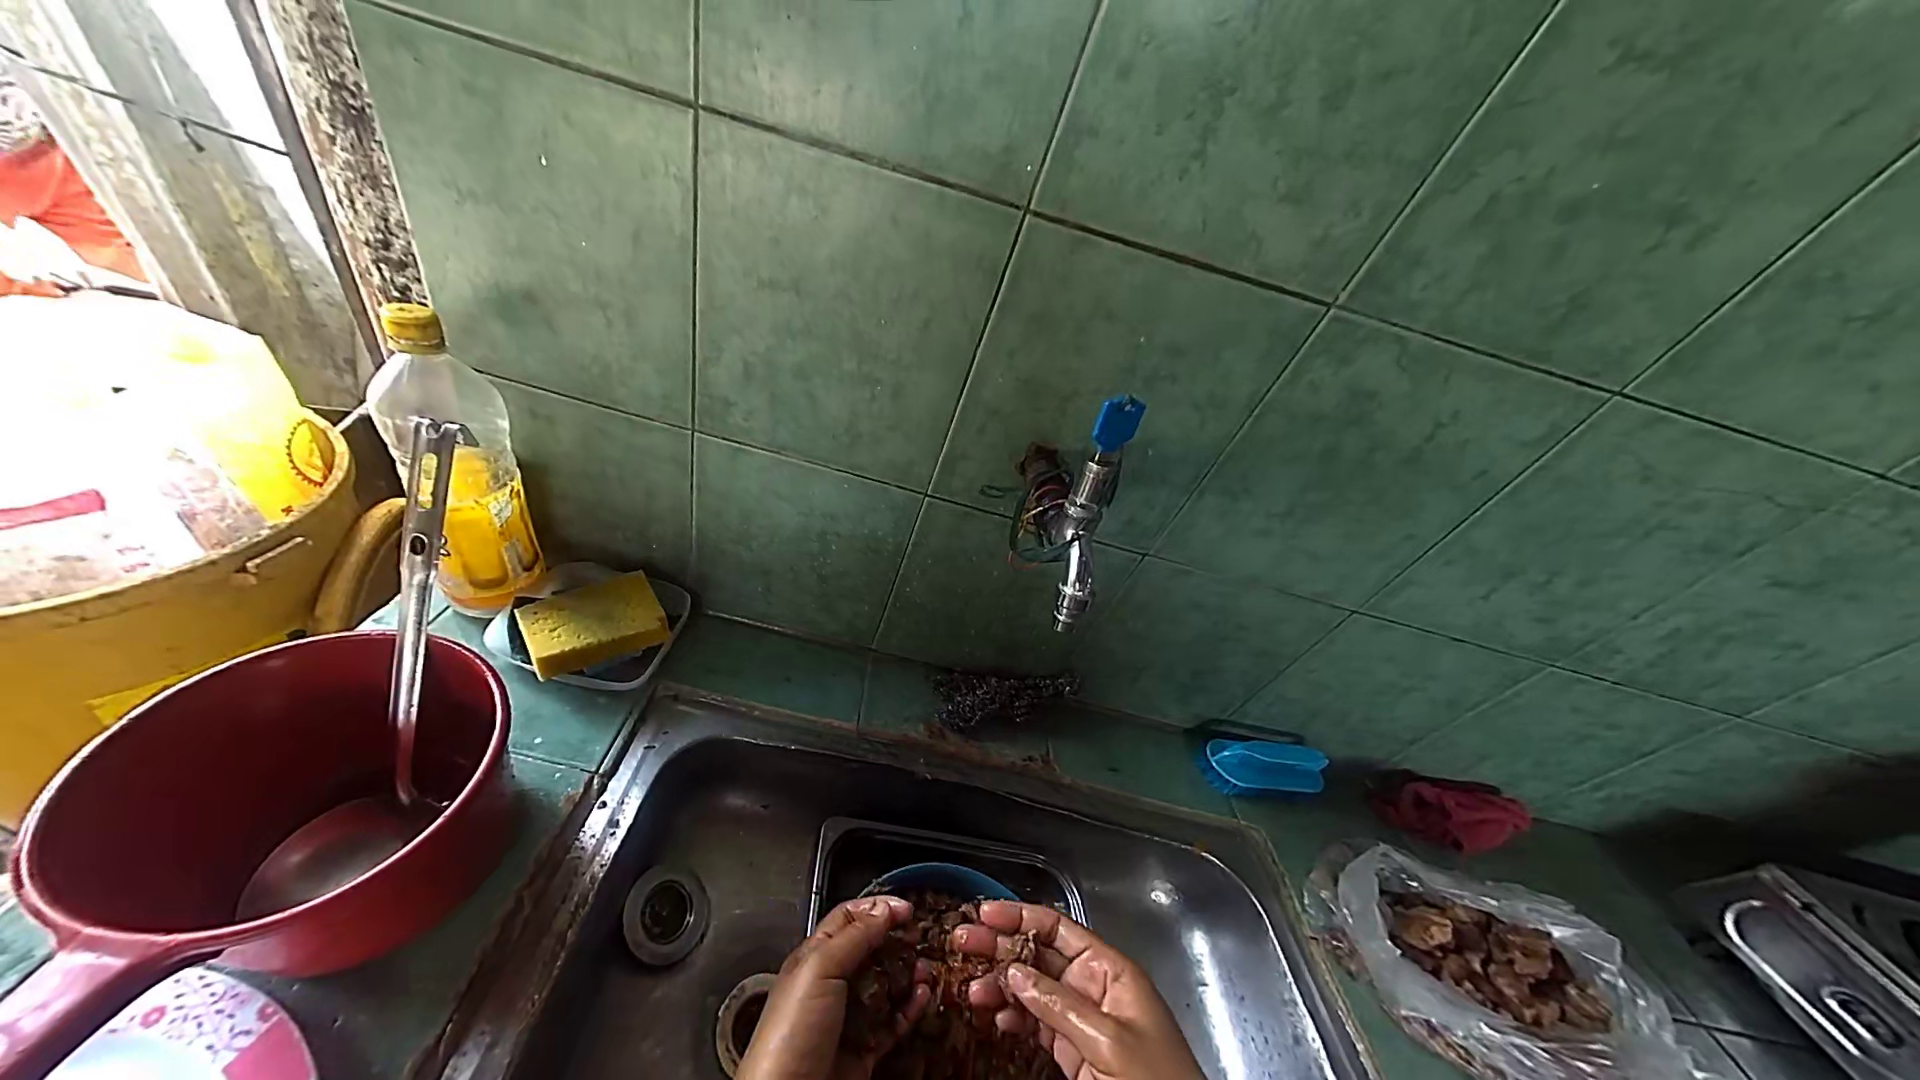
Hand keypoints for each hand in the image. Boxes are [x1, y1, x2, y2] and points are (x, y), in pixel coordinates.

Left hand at [738, 896, 932, 1079]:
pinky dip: (910, 1009)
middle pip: (871, 950)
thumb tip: (884, 908)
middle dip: (897, 940)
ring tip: (925, 968)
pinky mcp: (863, 1049)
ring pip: (886, 985)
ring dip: (908, 973)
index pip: (849, 918)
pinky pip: (893, 1023)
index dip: (877, 908)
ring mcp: (849, 1017)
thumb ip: (854, 937)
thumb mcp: (819, 970)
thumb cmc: (790, 1034)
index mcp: (815, 958)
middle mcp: (832, 983)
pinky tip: (922, 997)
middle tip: (920, 936)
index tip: (906, 908)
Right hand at [955, 901, 1204, 1079]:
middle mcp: (1092, 985)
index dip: (1020, 916)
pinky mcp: (1073, 1049)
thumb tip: (1016, 972)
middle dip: (1000, 946)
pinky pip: (1036, 1023)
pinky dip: (1013, 1017)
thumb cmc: (1158, 1079)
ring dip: (999, 986)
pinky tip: (994, 1017)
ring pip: (1031, 989)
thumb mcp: (1110, 1041)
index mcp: (1109, 969)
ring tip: (970, 988)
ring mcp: (1081, 1017)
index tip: (985, 913)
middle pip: (1038, 954)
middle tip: (962, 941)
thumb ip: (1061, 1004)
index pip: (1058, 928)